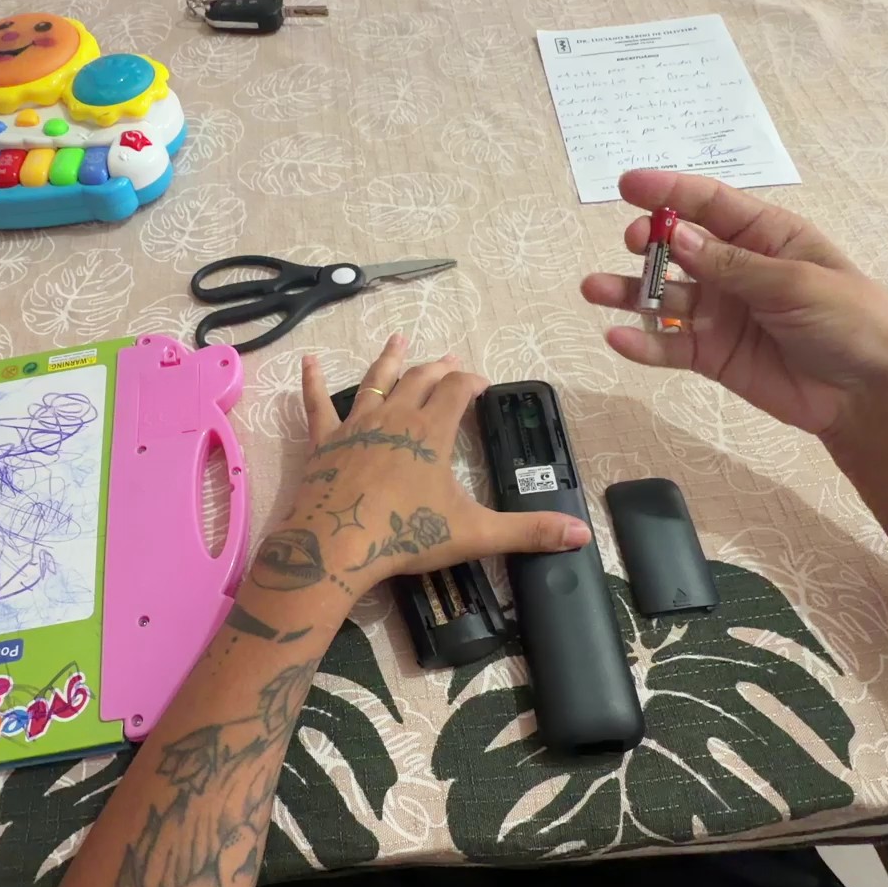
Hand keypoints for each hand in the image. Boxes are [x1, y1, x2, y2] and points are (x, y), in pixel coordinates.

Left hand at [255, 335, 591, 593]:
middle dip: (438, 368)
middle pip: (420, 380)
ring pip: (375, 382)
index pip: (458, 390)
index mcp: (431, 431)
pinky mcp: (324, 441)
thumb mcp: (475, 533)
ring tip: (398, 340)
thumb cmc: (405, 534)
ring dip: (389, 360)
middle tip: (449, 360)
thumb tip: (580, 534)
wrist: (338, 545)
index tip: (482, 384)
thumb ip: (528, 531)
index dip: (472, 382)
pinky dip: (312, 382)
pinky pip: (316, 405)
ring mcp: (356, 426)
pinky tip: (307, 361)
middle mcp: (395, 417)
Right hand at [580, 170, 887, 439]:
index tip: (627, 185)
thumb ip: (732, 264)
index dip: (669, 193)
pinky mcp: (709, 354)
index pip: (710, 206)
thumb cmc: (849, 321)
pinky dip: (641, 345)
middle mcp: (734, 271)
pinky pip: (667, 346)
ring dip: (628, 292)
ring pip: (663, 299)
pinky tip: (616, 337)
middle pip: (679, 250)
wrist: (865, 393)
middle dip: (650, 242)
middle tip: (632, 242)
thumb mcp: (795, 282)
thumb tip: (676, 237)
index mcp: (767, 238)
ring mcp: (718, 314)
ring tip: (593, 289)